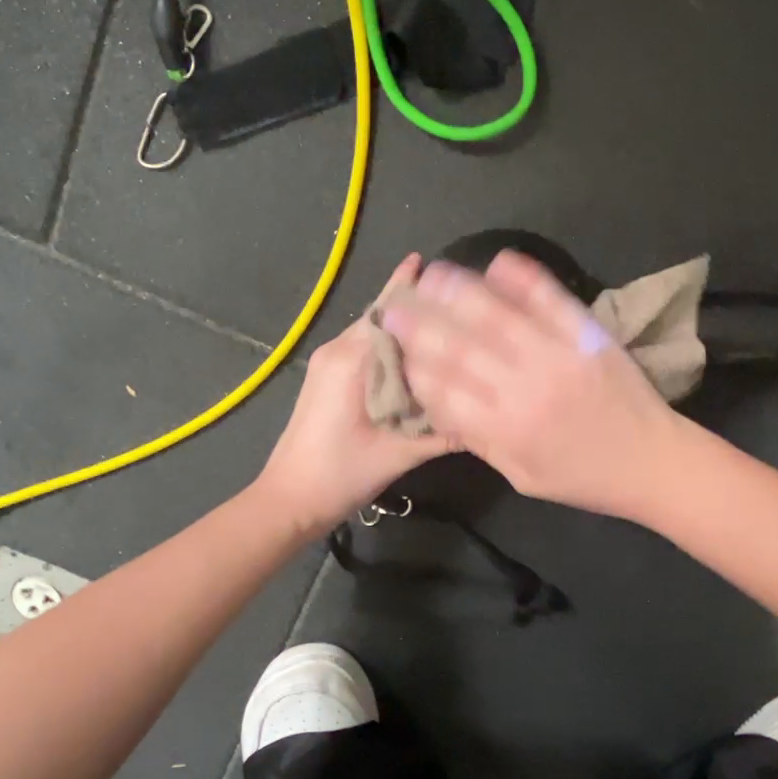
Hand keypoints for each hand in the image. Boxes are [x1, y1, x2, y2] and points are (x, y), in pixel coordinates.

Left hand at [256, 254, 452, 532]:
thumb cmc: (340, 474)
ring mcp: (328, 363)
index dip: (423, 293)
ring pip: (375, 332)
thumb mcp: (398, 454)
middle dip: (419, 303)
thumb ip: (443, 433)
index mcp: (351, 360)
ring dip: (406, 324)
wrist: (289, 500)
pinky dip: (393, 346)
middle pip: (384, 315)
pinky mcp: (328, 378)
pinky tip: (421, 354)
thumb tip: (488, 417)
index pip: (392, 311)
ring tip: (448, 317)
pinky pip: (366, 349)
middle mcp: (337, 351)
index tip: (457, 278)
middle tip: (463, 295)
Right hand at [380, 250, 683, 518]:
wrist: (652, 463)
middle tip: (396, 303)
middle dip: (422, 324)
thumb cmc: (583, 478)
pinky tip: (498, 262)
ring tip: (432, 274)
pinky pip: (550, 301)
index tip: (396, 348)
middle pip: (459, 348)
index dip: (414, 367)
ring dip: (458, 292)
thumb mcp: (521, 475)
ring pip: (497, 318)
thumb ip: (479, 441)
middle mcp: (525, 389)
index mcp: (505, 430)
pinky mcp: (587, 336)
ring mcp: (557, 356)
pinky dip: (524, 278)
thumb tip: (440, 405)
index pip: (443, 392)